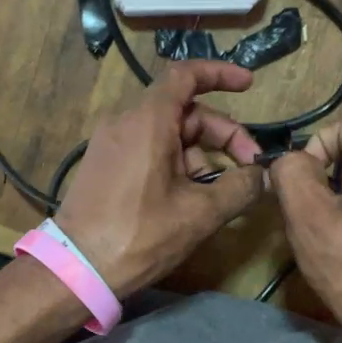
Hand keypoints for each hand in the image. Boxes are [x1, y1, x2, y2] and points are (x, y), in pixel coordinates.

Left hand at [53, 62, 265, 296]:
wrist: (77, 269)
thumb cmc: (140, 235)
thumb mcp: (199, 214)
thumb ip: (239, 187)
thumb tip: (263, 175)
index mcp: (148, 120)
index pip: (186, 76)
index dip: (220, 74)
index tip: (249, 84)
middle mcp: (125, 122)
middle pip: (183, 111)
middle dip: (222, 133)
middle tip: (250, 166)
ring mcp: (110, 143)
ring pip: (166, 133)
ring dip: (200, 154)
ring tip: (222, 190)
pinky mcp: (103, 165)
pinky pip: (146, 149)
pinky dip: (175, 162)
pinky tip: (191, 195)